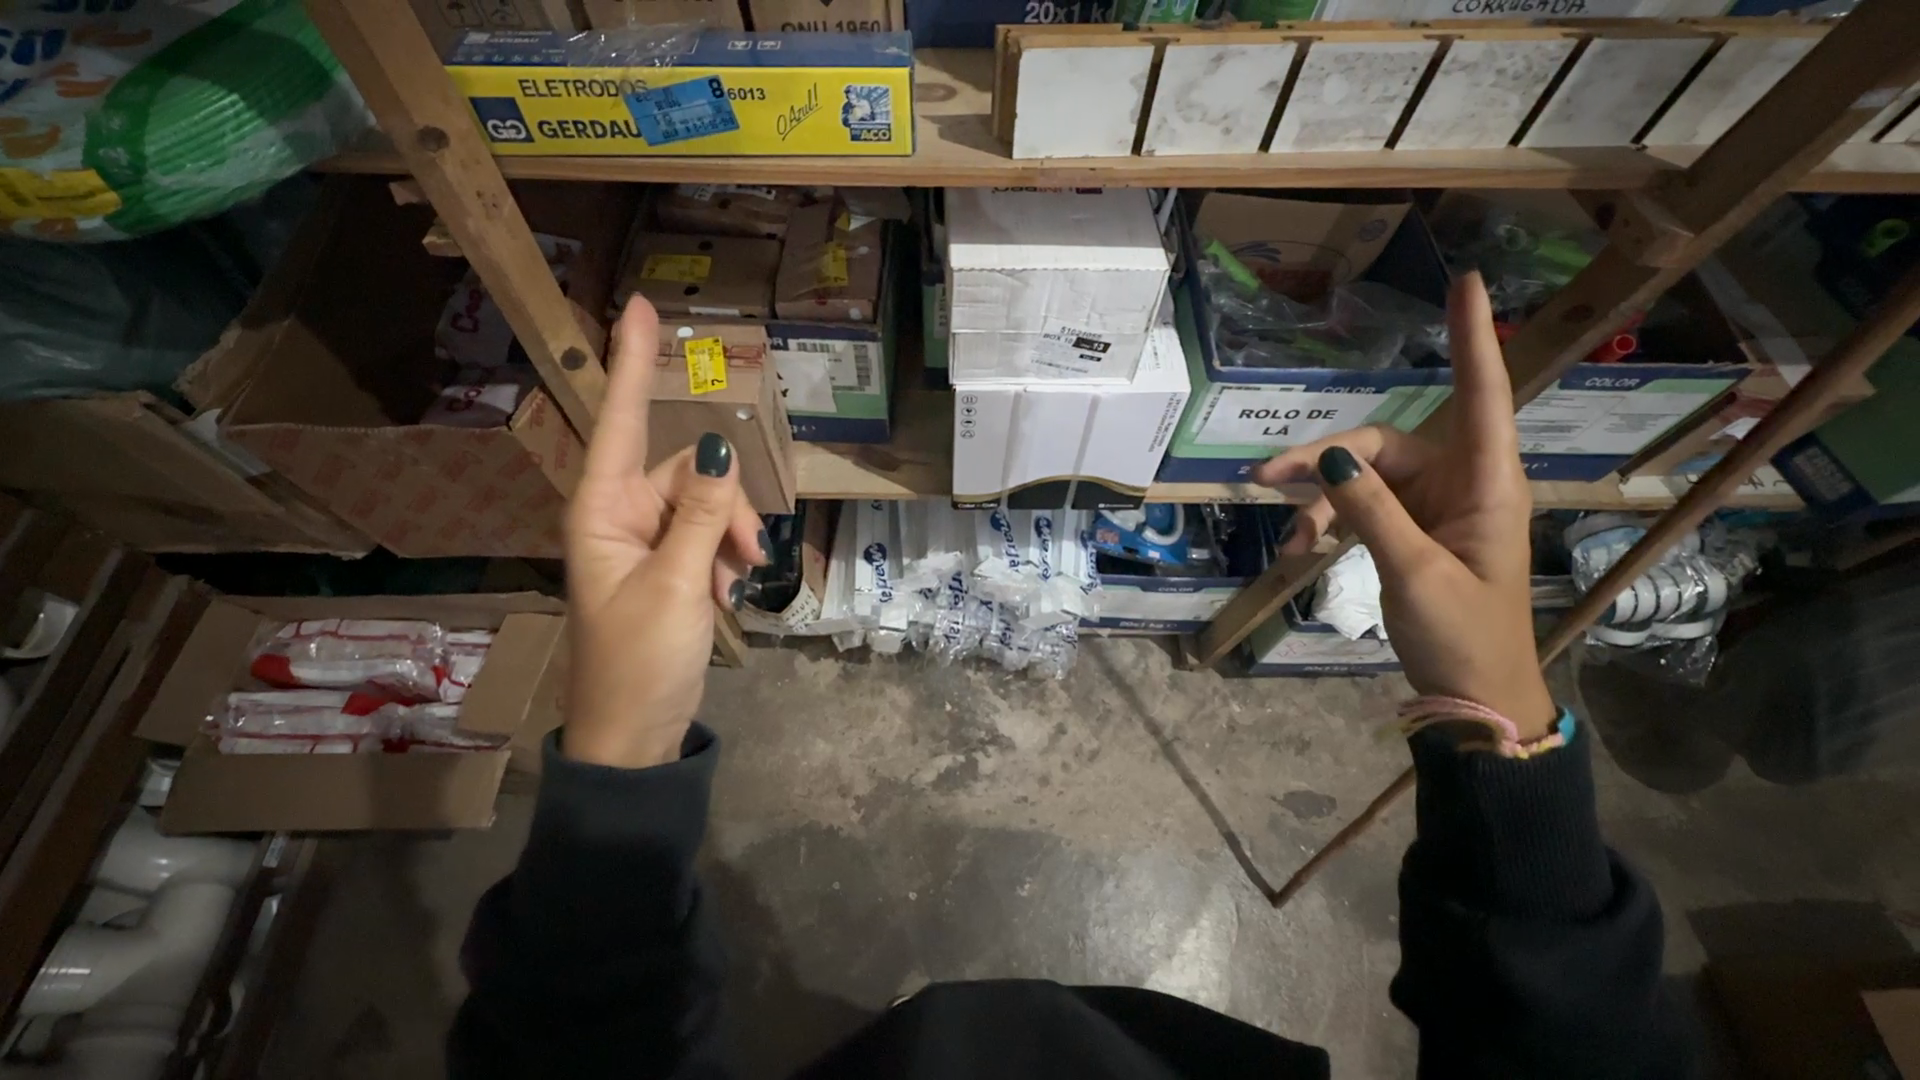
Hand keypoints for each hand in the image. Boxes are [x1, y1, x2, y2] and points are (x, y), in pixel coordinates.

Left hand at [563, 298, 768, 768]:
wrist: (636, 734)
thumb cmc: (641, 661)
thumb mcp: (678, 584)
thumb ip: (703, 514)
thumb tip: (722, 444)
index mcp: (601, 511)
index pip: (617, 421)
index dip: (630, 362)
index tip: (639, 306)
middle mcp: (620, 515)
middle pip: (687, 472)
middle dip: (725, 506)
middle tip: (747, 555)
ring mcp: (645, 542)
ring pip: (705, 504)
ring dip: (729, 536)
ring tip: (735, 582)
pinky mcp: (667, 566)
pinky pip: (706, 535)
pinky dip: (724, 556)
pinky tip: (729, 590)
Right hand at [1252, 273, 1554, 736]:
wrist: (1473, 695)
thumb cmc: (1464, 635)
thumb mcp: (1415, 573)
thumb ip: (1373, 513)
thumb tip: (1331, 459)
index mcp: (1486, 485)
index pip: (1482, 397)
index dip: (1473, 340)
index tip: (1466, 284)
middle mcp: (1459, 484)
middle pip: (1382, 444)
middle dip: (1323, 462)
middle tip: (1266, 480)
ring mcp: (1430, 508)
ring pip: (1360, 478)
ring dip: (1317, 503)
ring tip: (1288, 543)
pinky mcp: (1407, 530)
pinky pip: (1357, 508)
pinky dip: (1325, 524)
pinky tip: (1299, 550)